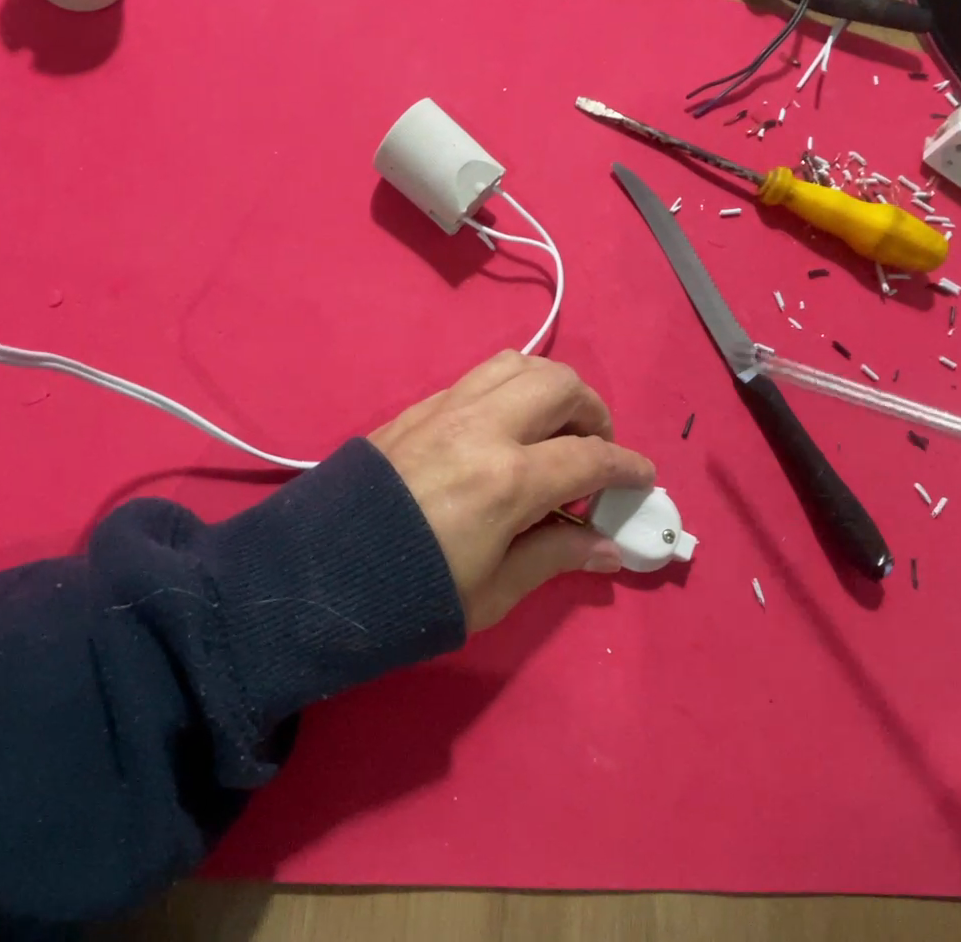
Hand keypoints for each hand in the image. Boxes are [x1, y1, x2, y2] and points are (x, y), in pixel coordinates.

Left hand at [368, 352, 654, 631]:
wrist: (318, 578)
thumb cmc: (411, 595)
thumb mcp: (493, 592)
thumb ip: (556, 556)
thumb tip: (610, 547)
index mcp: (507, 479)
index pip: (590, 457)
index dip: (627, 468)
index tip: (642, 480)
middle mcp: (481, 428)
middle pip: (560, 386)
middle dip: (593, 412)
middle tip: (595, 450)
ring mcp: (443, 410)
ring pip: (516, 364)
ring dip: (550, 389)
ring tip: (553, 429)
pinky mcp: (414, 410)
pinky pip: (476, 379)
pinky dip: (507, 392)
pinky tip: (503, 432)